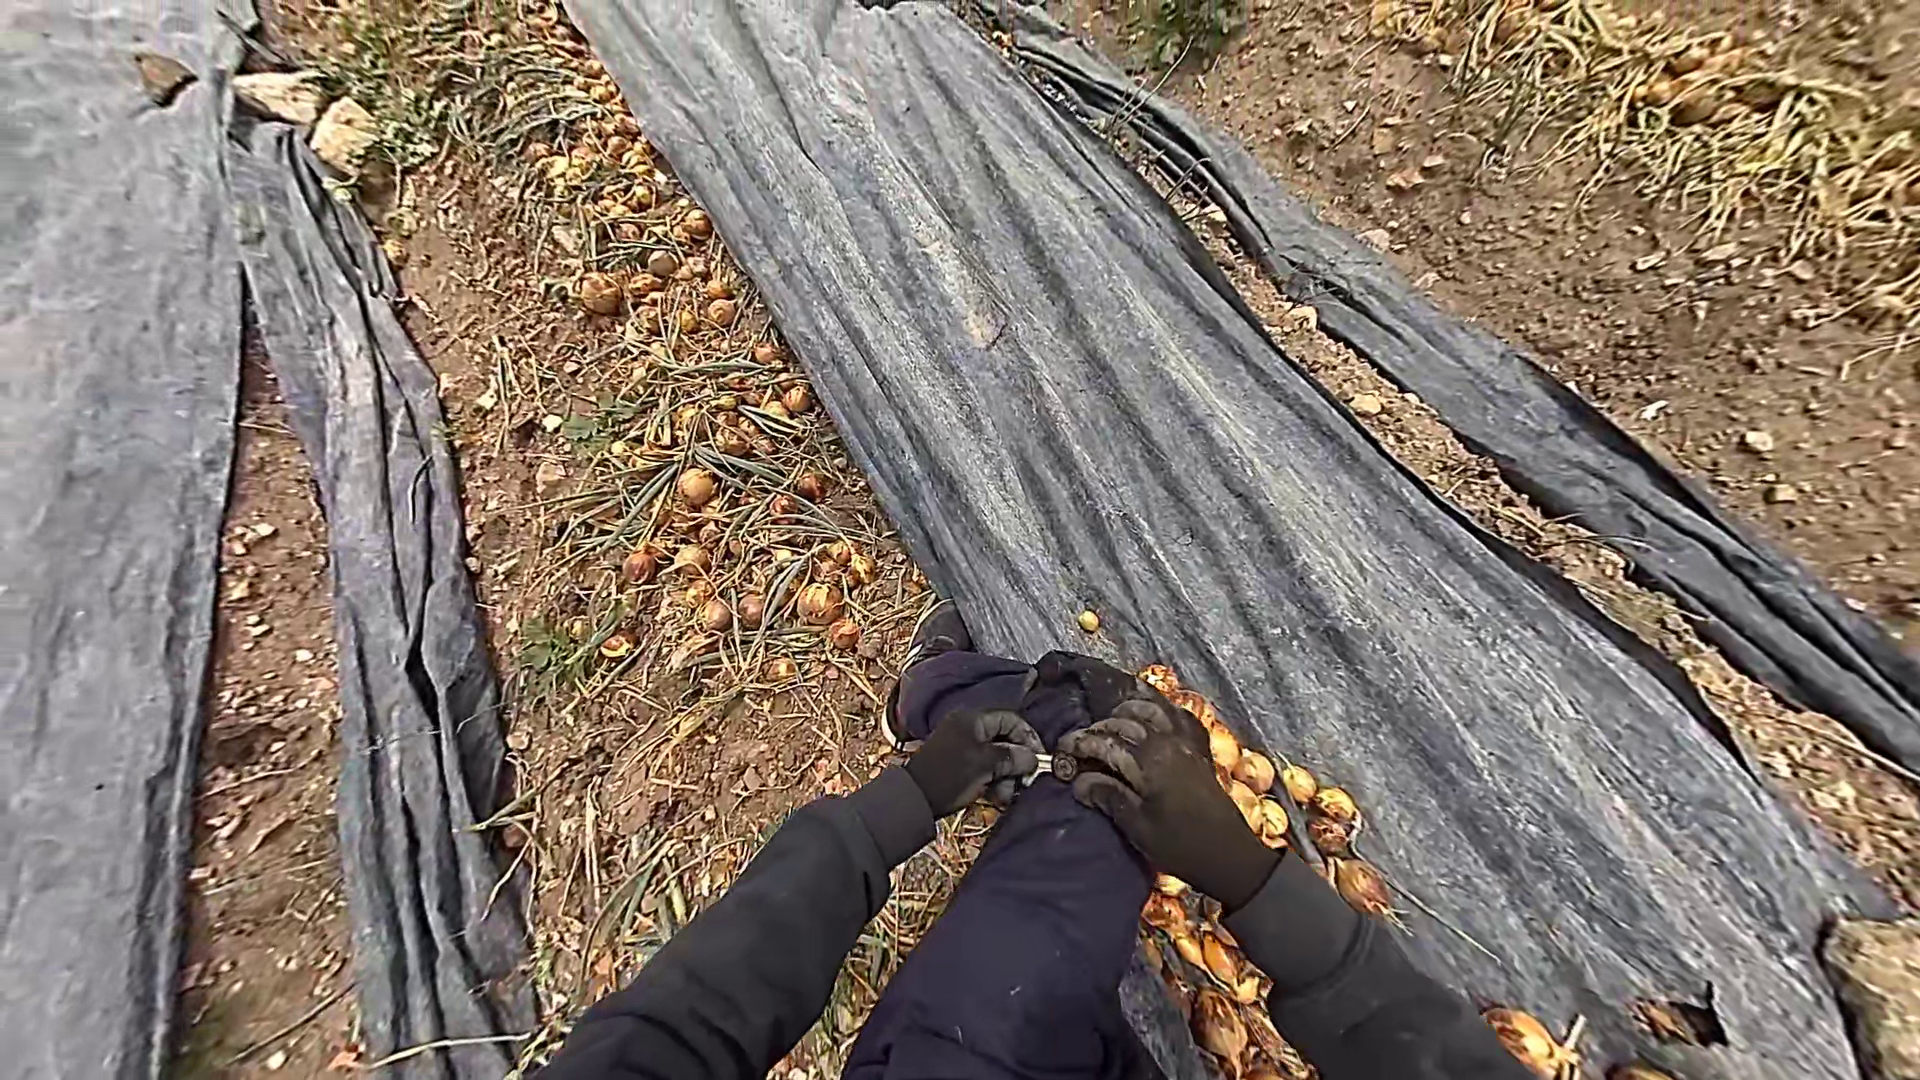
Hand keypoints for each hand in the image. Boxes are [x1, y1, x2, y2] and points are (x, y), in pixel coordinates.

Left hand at [905, 709, 1044, 816]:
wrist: (915, 799)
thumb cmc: (951, 776)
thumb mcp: (984, 765)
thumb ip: (1011, 757)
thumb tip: (1032, 757)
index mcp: (972, 719)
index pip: (1010, 719)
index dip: (1028, 737)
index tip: (1038, 758)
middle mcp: (968, 727)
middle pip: (1004, 739)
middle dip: (1016, 762)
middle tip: (1022, 782)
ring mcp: (962, 745)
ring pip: (995, 756)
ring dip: (1005, 776)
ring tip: (1005, 795)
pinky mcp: (958, 762)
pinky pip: (984, 766)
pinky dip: (992, 780)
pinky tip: (995, 796)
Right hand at [1059, 698, 1279, 909]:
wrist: (1232, 858)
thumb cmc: (1182, 846)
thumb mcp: (1138, 827)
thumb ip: (1108, 796)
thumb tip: (1078, 781)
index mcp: (1148, 760)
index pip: (1103, 741)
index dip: (1079, 744)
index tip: (1061, 751)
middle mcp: (1165, 741)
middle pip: (1122, 722)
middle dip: (1097, 730)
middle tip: (1080, 746)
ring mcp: (1184, 742)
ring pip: (1149, 710)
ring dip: (1125, 711)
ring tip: (1109, 723)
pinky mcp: (1197, 749)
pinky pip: (1177, 715)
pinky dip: (1161, 708)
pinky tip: (1151, 713)